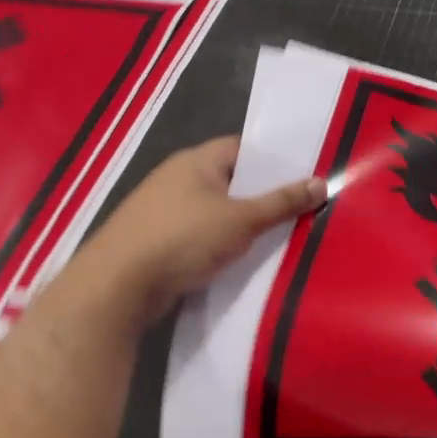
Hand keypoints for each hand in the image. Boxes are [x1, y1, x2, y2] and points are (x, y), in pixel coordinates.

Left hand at [64, 137, 326, 325]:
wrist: (115, 288)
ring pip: (219, 209)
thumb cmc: (182, 239)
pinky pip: (203, 233)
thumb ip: (283, 201)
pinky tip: (248, 255)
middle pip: (233, 179)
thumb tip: (322, 182)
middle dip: (266, 193)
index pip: (243, 148)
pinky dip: (225, 241)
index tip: (306, 172)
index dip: (275, 158)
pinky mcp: (158, 241)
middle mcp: (177, 179)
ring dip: (246, 221)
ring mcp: (164, 211)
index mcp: (195, 162)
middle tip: (304, 204)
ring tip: (284, 231)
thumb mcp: (243, 219)